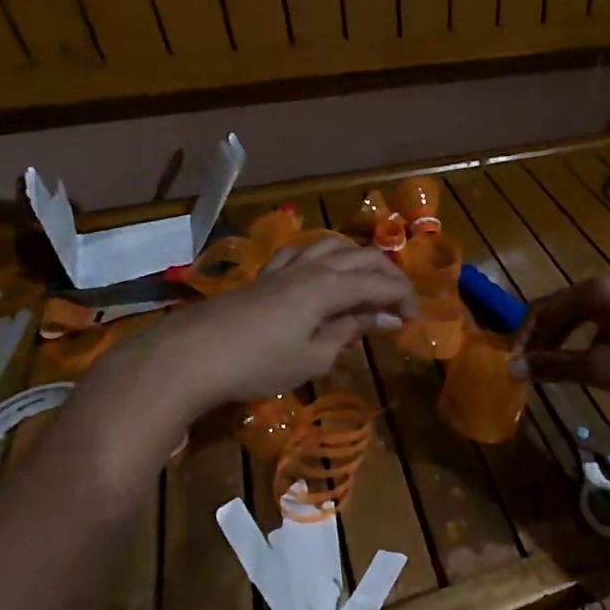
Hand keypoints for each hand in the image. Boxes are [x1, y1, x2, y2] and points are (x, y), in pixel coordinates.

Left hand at [106, 237, 416, 414]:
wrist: (195, 354)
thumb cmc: (259, 363)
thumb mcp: (313, 357)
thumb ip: (348, 331)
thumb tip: (383, 317)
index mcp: (329, 287)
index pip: (380, 283)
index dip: (403, 299)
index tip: (414, 322)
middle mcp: (310, 267)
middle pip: (361, 258)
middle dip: (387, 276)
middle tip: (399, 304)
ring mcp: (284, 267)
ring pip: (332, 246)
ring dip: (357, 260)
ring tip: (367, 283)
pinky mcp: (264, 275)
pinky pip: (301, 252)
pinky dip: (323, 257)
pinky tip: (320, 270)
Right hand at [511, 277, 609, 413]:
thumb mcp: (600, 369)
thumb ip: (552, 366)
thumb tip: (511, 367)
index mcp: (594, 292)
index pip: (540, 309)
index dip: (521, 338)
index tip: (512, 367)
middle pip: (561, 309)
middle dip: (542, 339)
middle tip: (531, 370)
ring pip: (585, 317)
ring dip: (565, 341)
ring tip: (558, 370)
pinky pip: (609, 322)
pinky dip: (590, 341)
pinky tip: (597, 364)